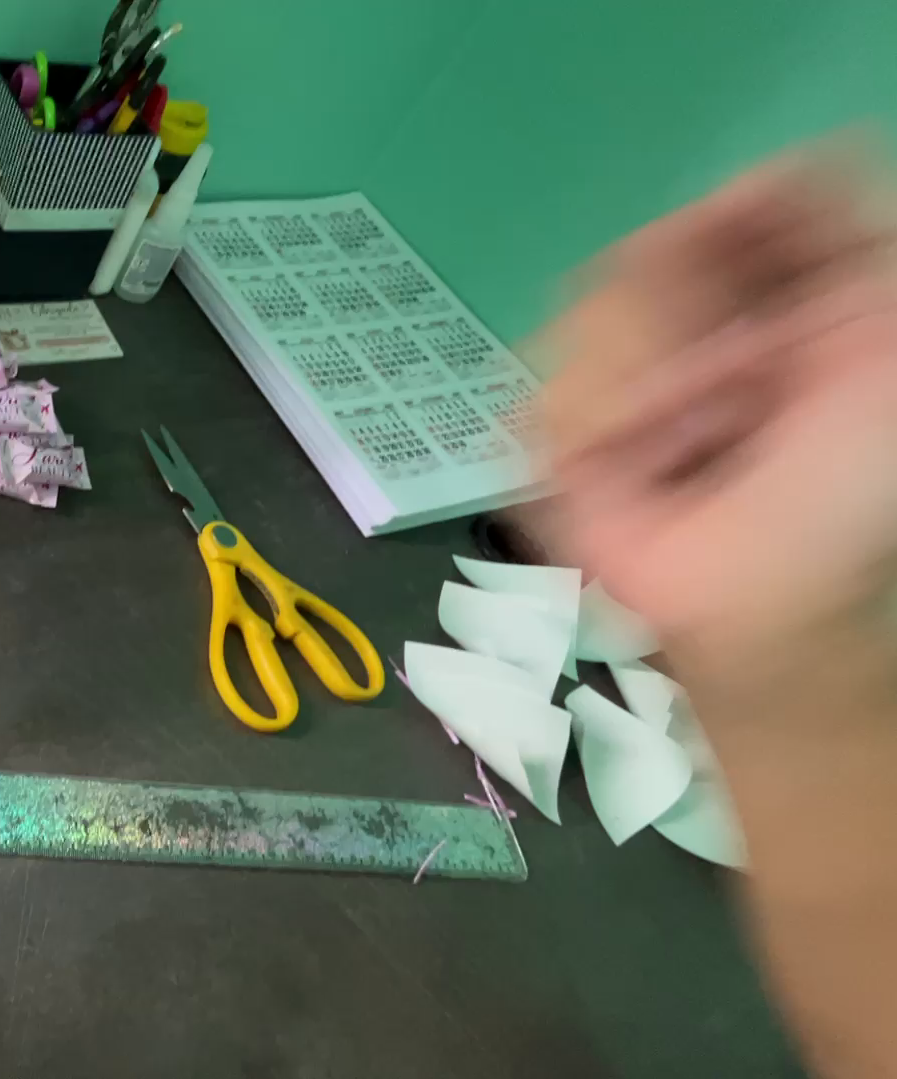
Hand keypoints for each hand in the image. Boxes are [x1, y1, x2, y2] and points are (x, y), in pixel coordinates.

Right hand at [538, 150, 896, 694]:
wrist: (762, 588)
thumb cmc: (850, 477)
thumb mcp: (876, 339)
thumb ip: (837, 242)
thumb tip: (754, 173)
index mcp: (754, 297)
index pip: (697, 219)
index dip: (702, 229)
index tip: (732, 260)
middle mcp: (670, 331)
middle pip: (614, 269)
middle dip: (668, 327)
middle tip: (732, 378)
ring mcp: (601, 383)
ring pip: (563, 333)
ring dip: (634, 389)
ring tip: (688, 436)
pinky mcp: (548, 436)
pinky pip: (533, 401)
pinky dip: (589, 432)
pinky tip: (638, 462)